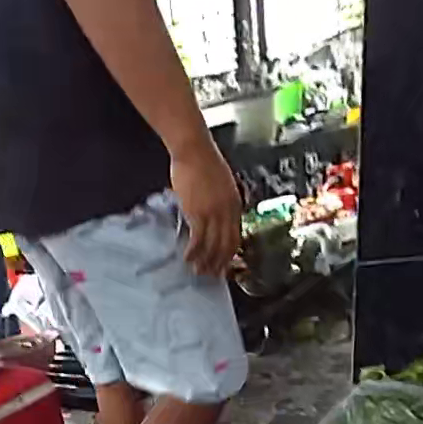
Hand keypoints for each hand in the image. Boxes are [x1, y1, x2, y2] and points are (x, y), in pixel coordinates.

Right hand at [170, 139, 241, 277]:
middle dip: (218, 264)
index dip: (229, 256)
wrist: (193, 148)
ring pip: (212, 246)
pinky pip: (198, 239)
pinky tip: (187, 258)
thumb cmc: (202, 162)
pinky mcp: (198, 212)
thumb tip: (214, 220)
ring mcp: (214, 213)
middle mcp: (227, 212)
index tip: (222, 266)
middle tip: (210, 276)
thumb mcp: (220, 185)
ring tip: (197, 271)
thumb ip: (221, 203)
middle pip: (226, 246)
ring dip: (205, 261)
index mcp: (235, 205)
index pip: (235, 237)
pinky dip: (193, 252)